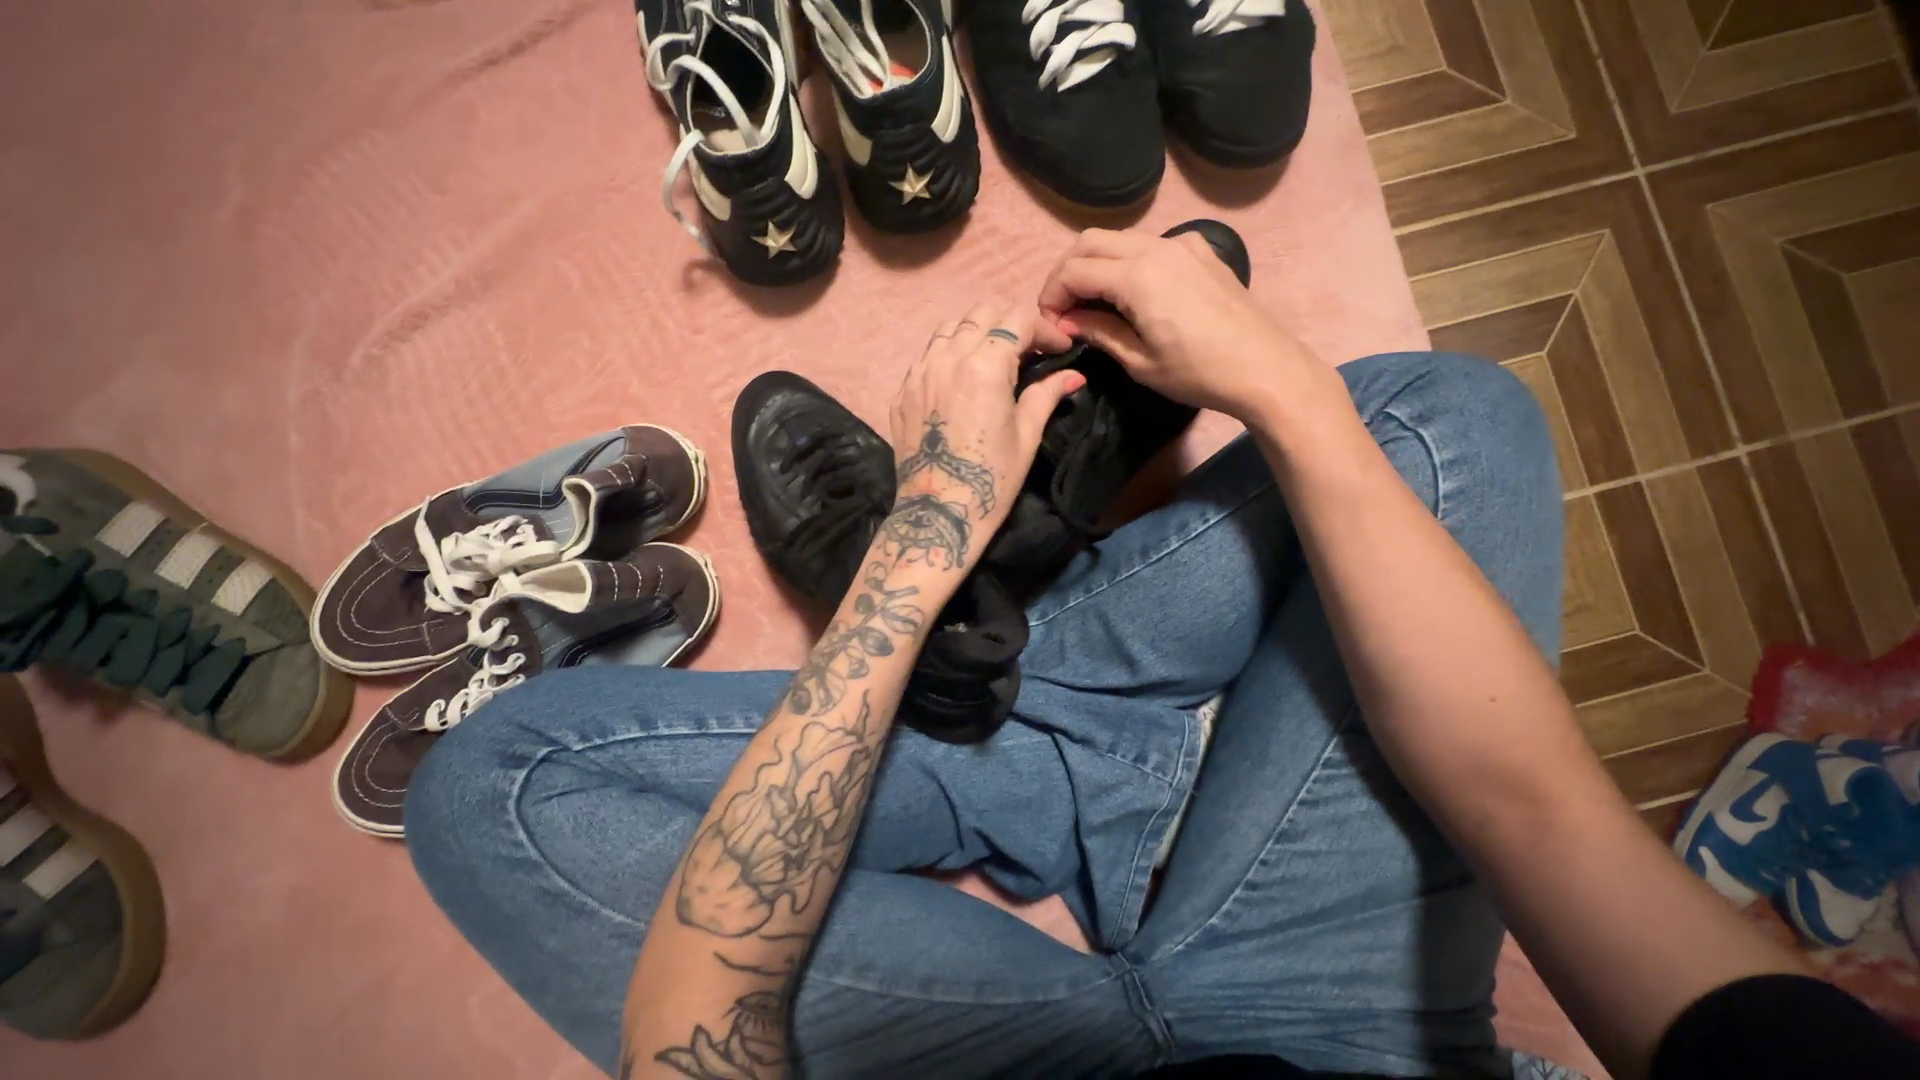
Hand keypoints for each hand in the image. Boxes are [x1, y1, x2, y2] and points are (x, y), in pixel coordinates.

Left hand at [887, 302, 1083, 571]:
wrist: (938, 512)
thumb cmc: (991, 479)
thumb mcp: (1026, 436)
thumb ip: (1046, 395)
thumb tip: (1074, 375)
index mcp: (985, 366)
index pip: (1016, 320)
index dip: (1044, 328)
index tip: (1058, 348)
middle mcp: (947, 359)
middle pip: (980, 314)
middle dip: (1009, 324)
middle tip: (1027, 351)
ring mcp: (919, 373)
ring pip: (948, 328)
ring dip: (975, 333)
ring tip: (991, 358)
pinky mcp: (902, 392)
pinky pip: (926, 355)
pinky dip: (948, 354)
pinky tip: (961, 378)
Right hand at [1037, 228, 1339, 424]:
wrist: (1265, 368)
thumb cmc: (1199, 373)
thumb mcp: (1140, 362)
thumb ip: (1099, 332)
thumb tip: (1068, 320)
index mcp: (1137, 276)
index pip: (1074, 271)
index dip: (1052, 296)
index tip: (1049, 323)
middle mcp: (1156, 248)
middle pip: (1091, 242)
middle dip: (1067, 271)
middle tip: (1062, 307)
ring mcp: (1182, 245)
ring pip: (1119, 238)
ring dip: (1096, 263)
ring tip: (1091, 302)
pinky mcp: (1200, 251)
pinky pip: (1150, 244)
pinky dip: (1127, 261)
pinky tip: (1131, 293)